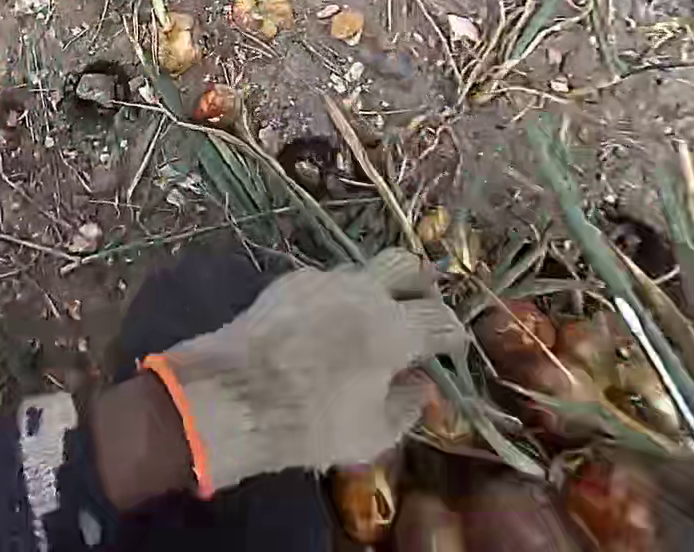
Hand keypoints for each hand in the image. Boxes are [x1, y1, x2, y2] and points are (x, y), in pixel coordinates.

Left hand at [140, 249, 467, 495]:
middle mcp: (363, 290)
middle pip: (404, 262)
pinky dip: (337, 297)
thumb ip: (408, 403)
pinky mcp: (290, 278)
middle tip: (422, 302)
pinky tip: (326, 322)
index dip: (453, 333)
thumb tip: (422, 383)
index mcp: (395, 327)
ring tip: (368, 319)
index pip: (441, 318)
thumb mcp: (375, 432)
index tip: (452, 347)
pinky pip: (325, 282)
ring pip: (362, 270)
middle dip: (421, 280)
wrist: (240, 390)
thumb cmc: (314, 420)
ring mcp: (323, 277)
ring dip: (374, 289)